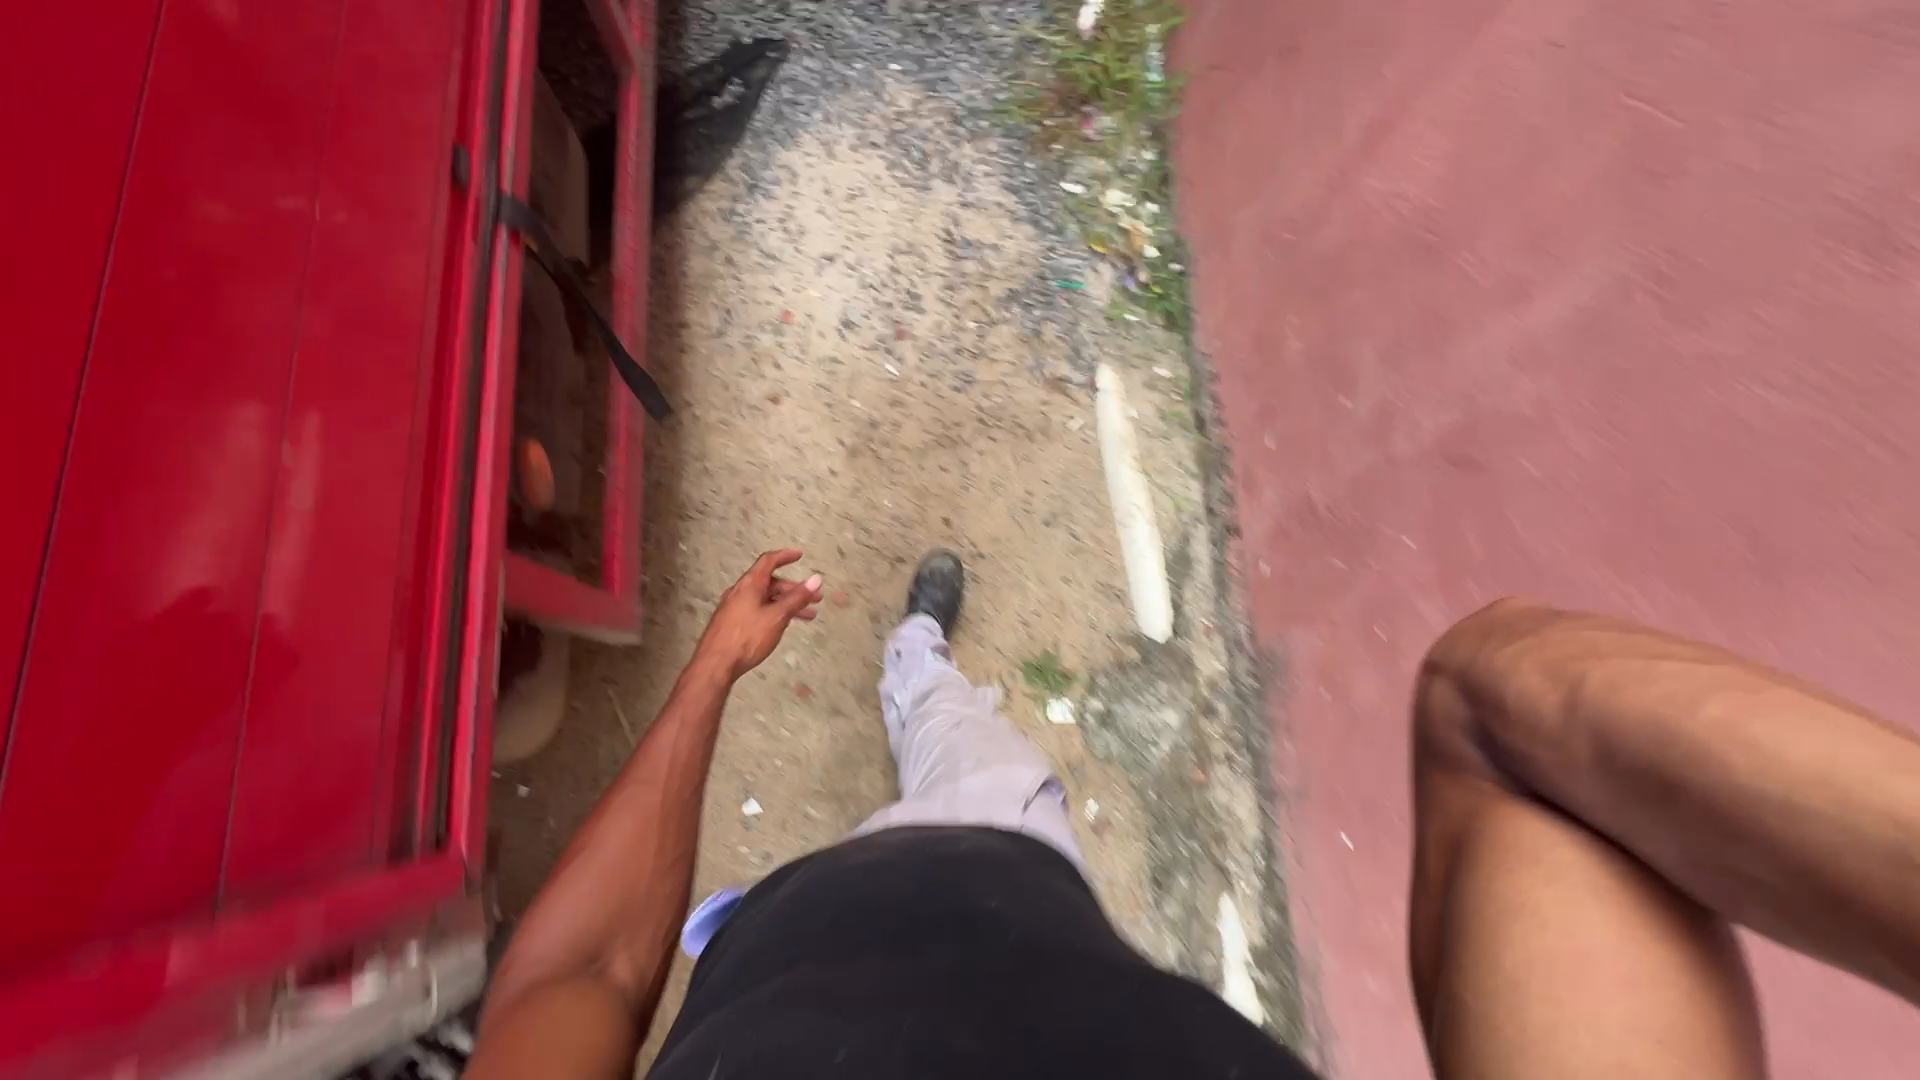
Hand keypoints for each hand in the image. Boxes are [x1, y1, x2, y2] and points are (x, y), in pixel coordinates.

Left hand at [692, 549, 822, 680]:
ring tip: (806, 616)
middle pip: (770, 583)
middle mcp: (740, 592)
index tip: (799, 556)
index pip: (768, 561)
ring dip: (787, 604)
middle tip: (813, 598)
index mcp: (750, 585)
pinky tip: (782, 625)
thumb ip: (797, 598)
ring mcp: (734, 608)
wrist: (716, 665)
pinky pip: (757, 610)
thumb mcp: (777, 616)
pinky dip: (774, 613)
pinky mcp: (731, 623)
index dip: (785, 556)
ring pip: (765, 599)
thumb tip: (815, 580)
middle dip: (794, 589)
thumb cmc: (746, 637)